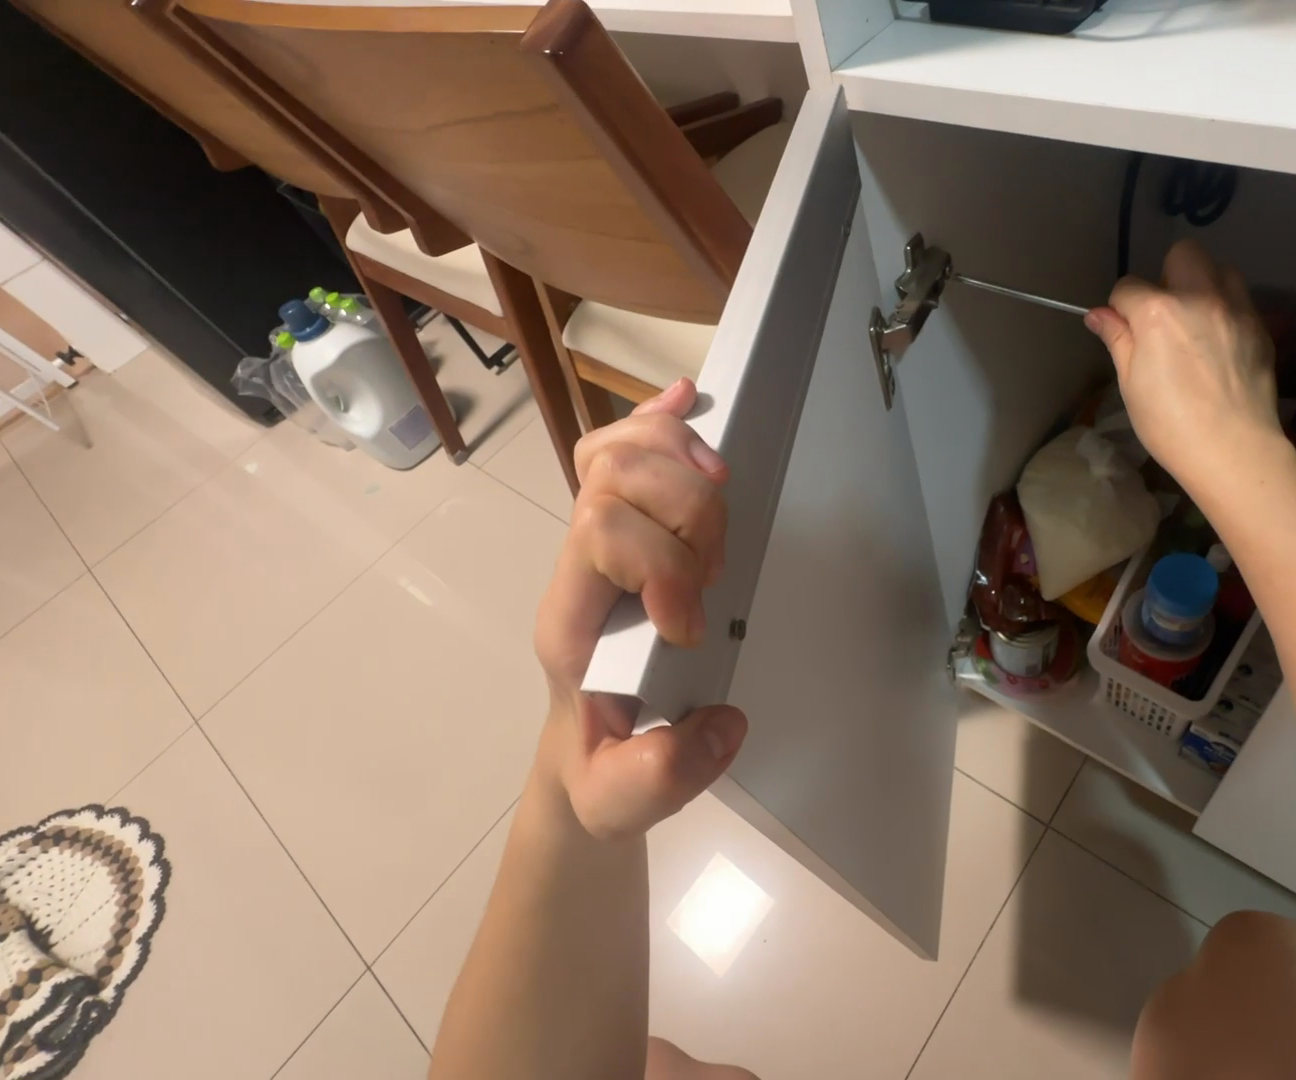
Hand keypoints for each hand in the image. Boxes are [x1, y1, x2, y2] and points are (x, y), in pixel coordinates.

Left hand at [532, 379, 746, 840]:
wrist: (588, 749)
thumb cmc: (603, 768)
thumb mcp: (622, 799)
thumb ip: (662, 774)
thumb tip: (722, 722)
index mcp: (572, 620)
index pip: (602, 536)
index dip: (662, 561)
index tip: (694, 624)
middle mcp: (578, 566)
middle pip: (615, 475)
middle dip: (687, 510)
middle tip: (713, 569)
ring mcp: (599, 539)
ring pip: (618, 448)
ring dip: (680, 458)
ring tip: (717, 499)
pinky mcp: (627, 527)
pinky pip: (626, 449)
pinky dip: (660, 421)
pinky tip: (688, 404)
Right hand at [1084, 241, 1285, 495]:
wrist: (1232, 449)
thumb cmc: (1168, 423)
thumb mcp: (1130, 383)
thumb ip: (1117, 339)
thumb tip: (1099, 315)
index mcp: (1158, 312)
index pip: (1127, 287)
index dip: (1119, 308)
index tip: (1122, 330)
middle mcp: (1200, 297)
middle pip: (1183, 254)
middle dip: (1166, 275)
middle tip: (1161, 315)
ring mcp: (1236, 309)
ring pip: (1219, 268)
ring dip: (1201, 284)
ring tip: (1193, 322)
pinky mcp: (1260, 326)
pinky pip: (1240, 299)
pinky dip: (1224, 309)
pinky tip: (1217, 345)